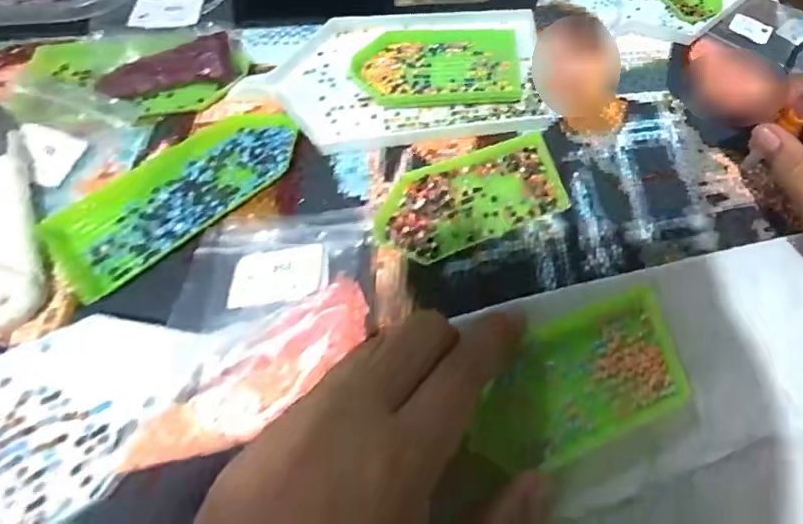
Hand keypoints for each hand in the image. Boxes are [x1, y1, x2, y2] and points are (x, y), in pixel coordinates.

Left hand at [195, 310, 549, 523]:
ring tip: (414, 394)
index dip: (495, 338)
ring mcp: (302, 417)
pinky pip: (331, 379)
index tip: (515, 323)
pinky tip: (358, 428)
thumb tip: (539, 478)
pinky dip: (362, 381)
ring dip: (405, 355)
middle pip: (417, 332)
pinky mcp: (263, 436)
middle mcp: (353, 415)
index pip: (462, 366)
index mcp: (401, 454)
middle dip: (450, 337)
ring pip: (373, 346)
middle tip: (464, 369)